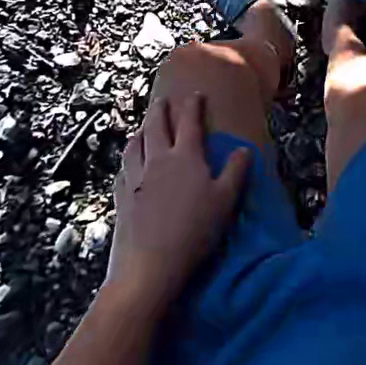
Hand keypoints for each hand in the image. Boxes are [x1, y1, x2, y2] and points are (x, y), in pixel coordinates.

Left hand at [104, 94, 251, 310]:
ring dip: (140, 132)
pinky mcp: (121, 199)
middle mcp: (158, 160)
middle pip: (156, 127)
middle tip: (162, 101)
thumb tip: (244, 148)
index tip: (196, 95)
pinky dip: (127, 161)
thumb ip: (236, 171)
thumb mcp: (225, 201)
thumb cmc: (193, 232)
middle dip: (160, 111)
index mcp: (185, 156)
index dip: (193, 106)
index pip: (189, 122)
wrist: (148, 269)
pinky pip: (123, 171)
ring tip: (143, 127)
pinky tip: (128, 166)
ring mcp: (136, 179)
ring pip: (135, 145)